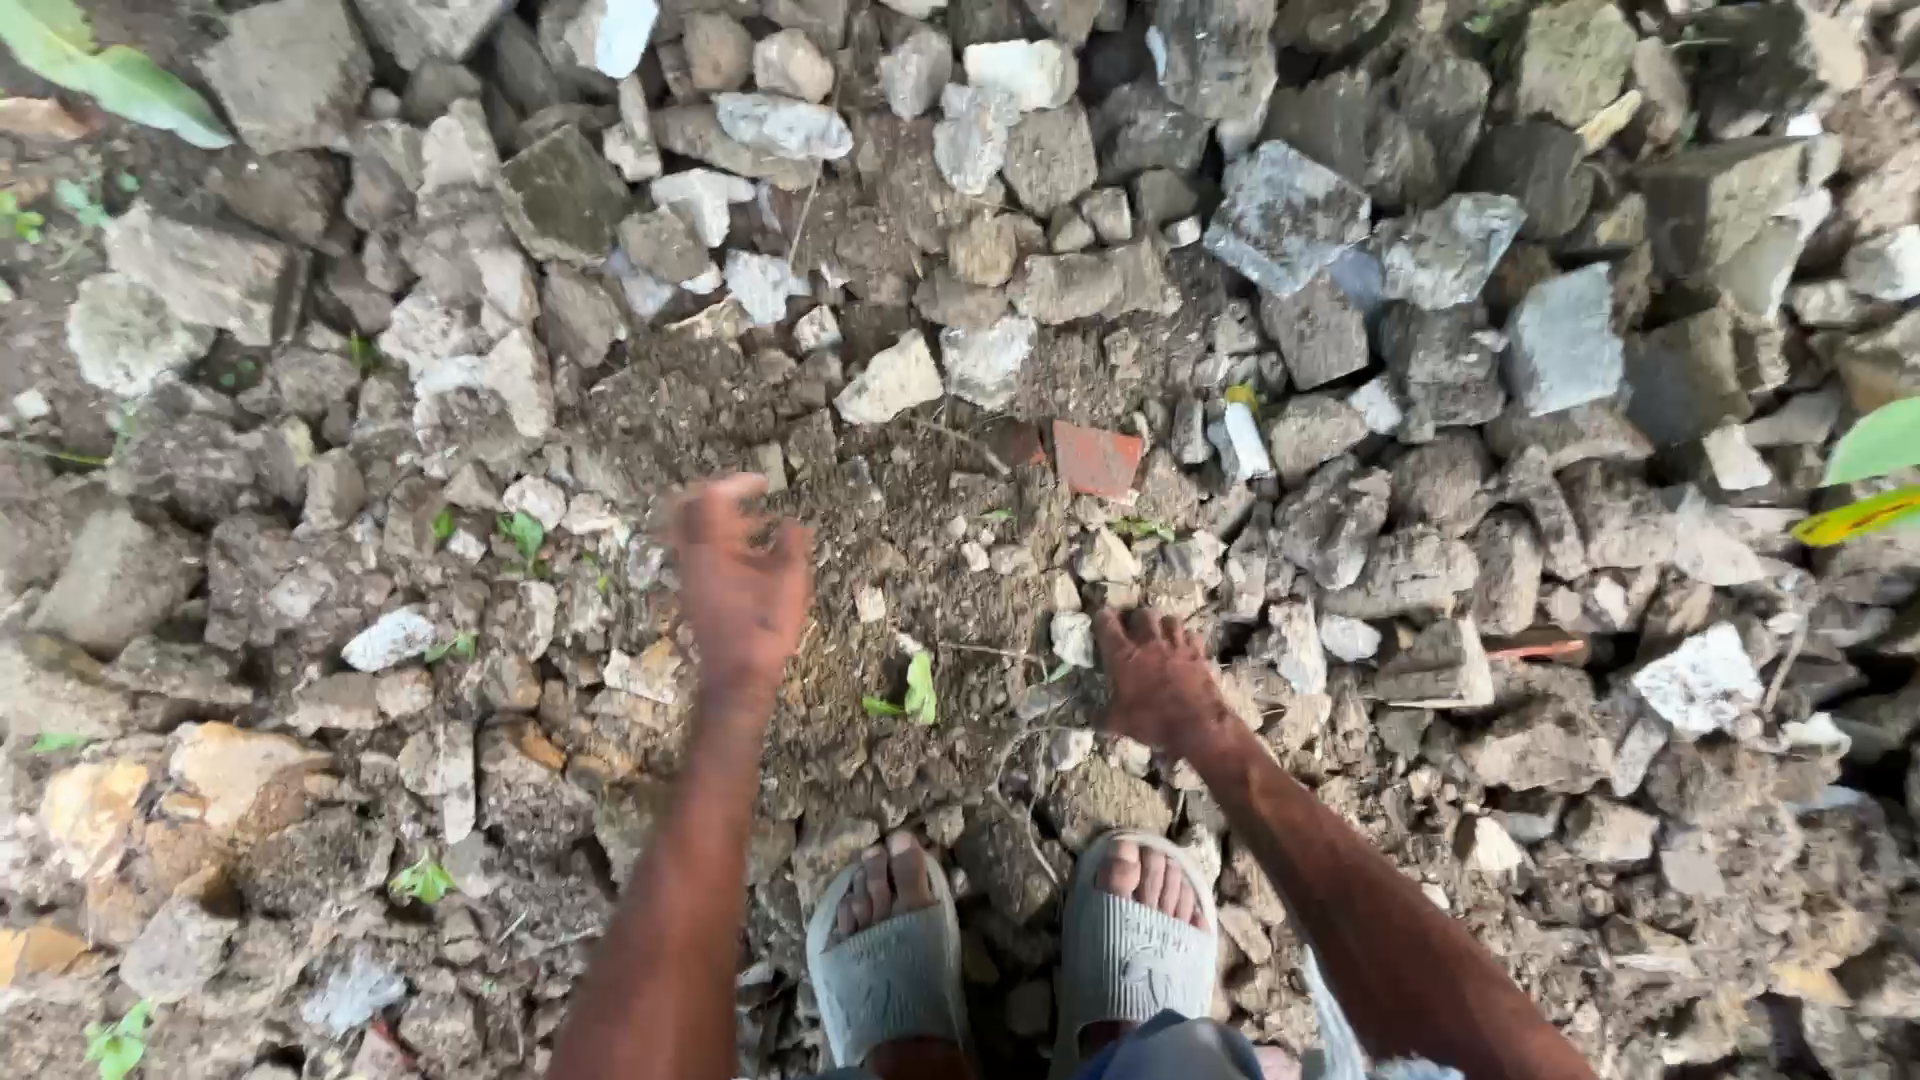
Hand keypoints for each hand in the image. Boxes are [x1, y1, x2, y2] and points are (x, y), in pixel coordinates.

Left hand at [671, 474, 814, 697]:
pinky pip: (701, 555)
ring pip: (695, 534)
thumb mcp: (789, 580)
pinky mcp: (694, 595)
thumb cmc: (764, 627)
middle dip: (720, 497)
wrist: (737, 678)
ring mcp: (689, 578)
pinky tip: (753, 560)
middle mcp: (691, 558)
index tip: (764, 484)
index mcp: (710, 548)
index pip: (712, 497)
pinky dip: (722, 545)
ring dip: (724, 523)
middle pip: (690, 510)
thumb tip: (792, 522)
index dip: (737, 483)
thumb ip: (791, 544)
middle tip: (748, 496)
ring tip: (760, 527)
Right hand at [1094, 608, 1239, 761]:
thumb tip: (1088, 719)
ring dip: (1163, 625)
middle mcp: (1148, 642)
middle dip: (1137, 619)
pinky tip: (1184, 649)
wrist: (1195, 726)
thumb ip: (1101, 716)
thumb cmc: (1151, 720)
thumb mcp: (1118, 722)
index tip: (1102, 621)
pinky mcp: (1197, 653)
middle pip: (1142, 613)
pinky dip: (1186, 639)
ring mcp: (1175, 645)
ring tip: (1161, 636)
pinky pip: (1192, 635)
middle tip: (1135, 631)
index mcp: (1122, 654)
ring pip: (1169, 619)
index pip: (1106, 622)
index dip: (1102, 618)